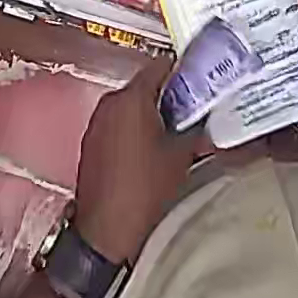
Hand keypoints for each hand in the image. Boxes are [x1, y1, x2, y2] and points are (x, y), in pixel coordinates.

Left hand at [73, 59, 199, 262]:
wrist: (106, 232)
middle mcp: (110, 103)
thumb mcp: (182, 154)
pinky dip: (135, 125)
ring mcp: (98, 122)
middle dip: (169, 92)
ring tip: (176, 127)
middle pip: (146, 84)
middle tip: (194, 105)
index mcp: (132, 98)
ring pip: (131, 103)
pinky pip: (119, 121)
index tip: (200, 80)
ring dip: (152, 109)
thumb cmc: (146, 188)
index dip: (183, 70)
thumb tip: (205, 114)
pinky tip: (153, 144)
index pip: (161, 66)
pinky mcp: (92, 141)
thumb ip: (196, 126)